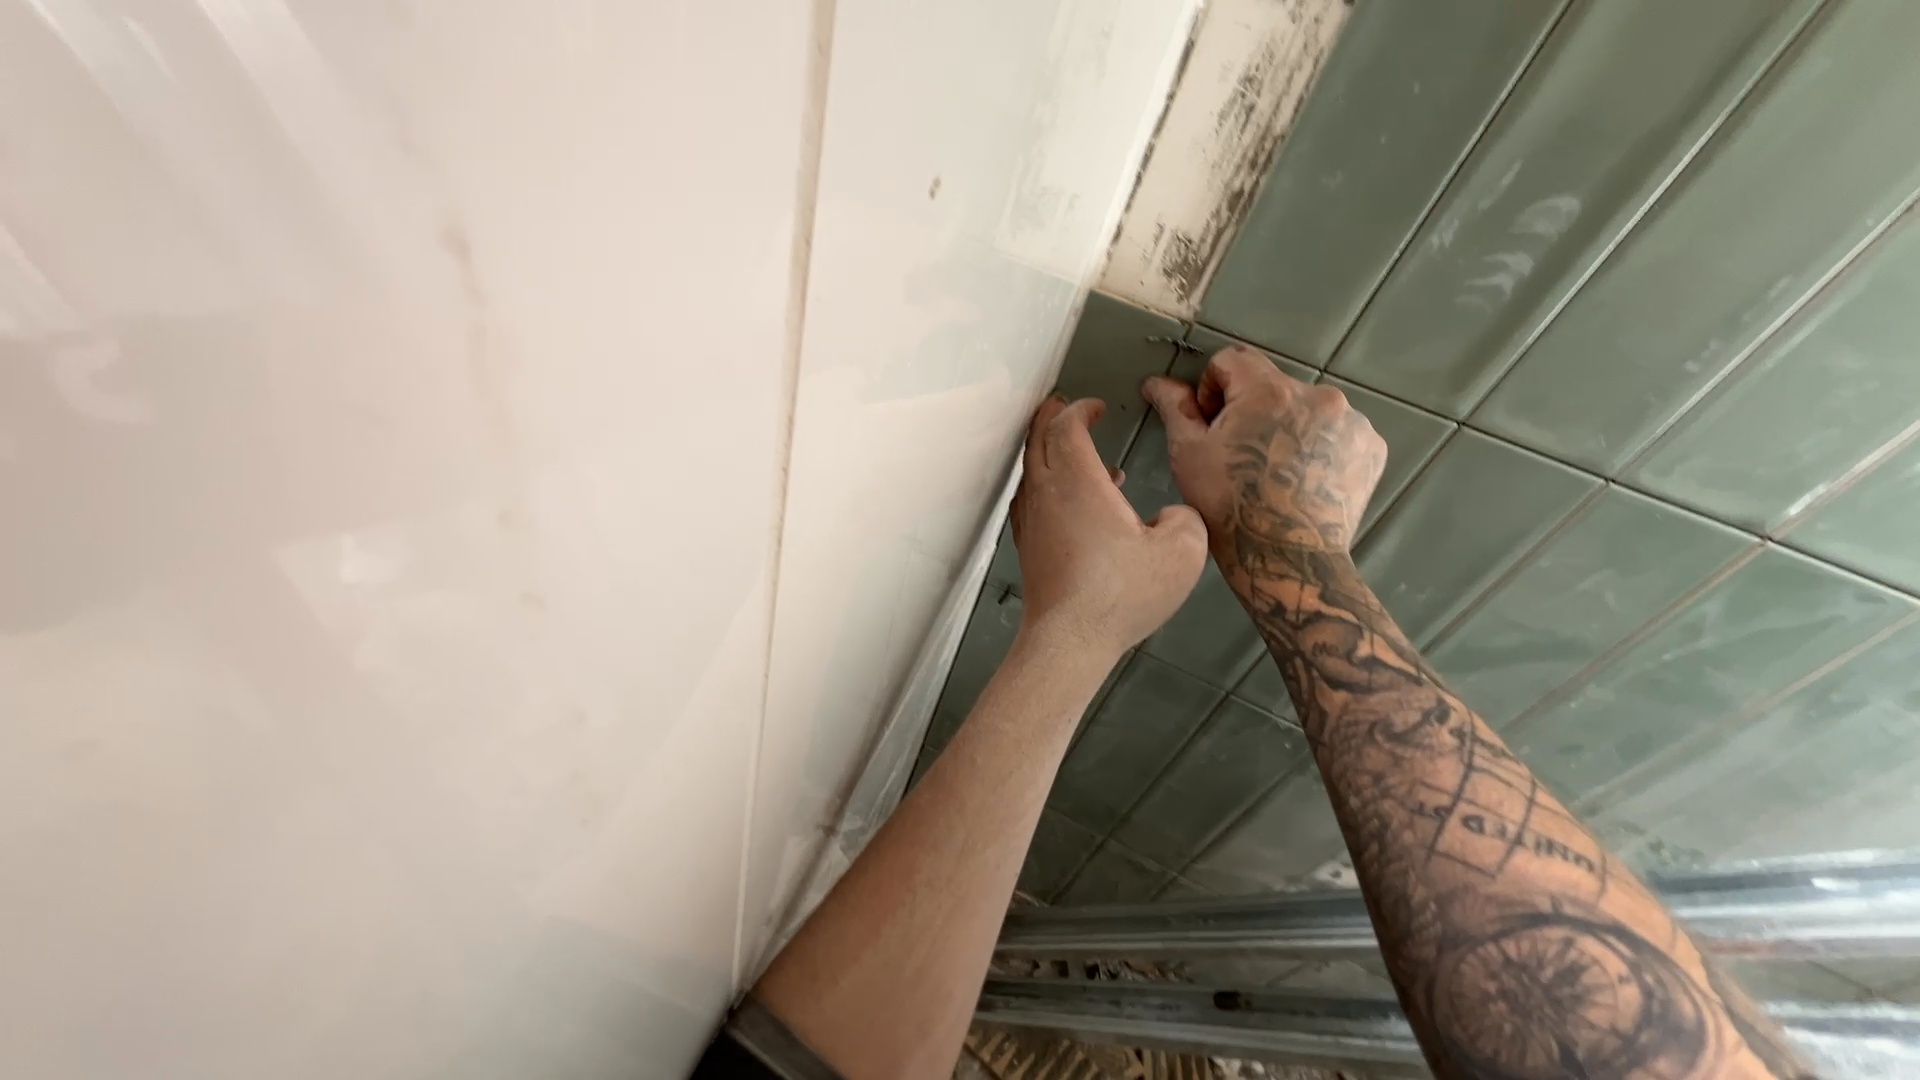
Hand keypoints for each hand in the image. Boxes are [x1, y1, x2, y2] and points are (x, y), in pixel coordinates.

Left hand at [1010, 396, 1207, 656]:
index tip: (1096, 407)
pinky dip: (1050, 486)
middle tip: (1066, 409)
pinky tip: (1080, 509)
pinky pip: (1032, 500)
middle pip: (1038, 439)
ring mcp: (1032, 521)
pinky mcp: (1029, 547)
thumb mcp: (1181, 552)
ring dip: (1050, 453)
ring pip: (1032, 471)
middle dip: (1052, 418)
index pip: (1066, 426)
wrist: (1069, 640)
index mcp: (1078, 481)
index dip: (1080, 409)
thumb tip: (1171, 516)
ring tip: (1084, 458)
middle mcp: (1046, 494)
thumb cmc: (1121, 595)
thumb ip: (1185, 520)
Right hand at [1142, 345, 1385, 567]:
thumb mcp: (1189, 454)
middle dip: (1252, 412)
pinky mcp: (1371, 448)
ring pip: (1307, 411)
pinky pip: (1338, 434)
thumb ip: (1176, 408)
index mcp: (1267, 391)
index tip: (1212, 427)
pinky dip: (1320, 448)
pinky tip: (1305, 481)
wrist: (1287, 558)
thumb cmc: (1229, 505)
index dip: (1213, 391)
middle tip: (1240, 458)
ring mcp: (1351, 422)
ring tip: (1275, 474)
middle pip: (1272, 387)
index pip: (1232, 361)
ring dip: (1289, 429)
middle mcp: (1317, 395)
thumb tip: (1157, 381)